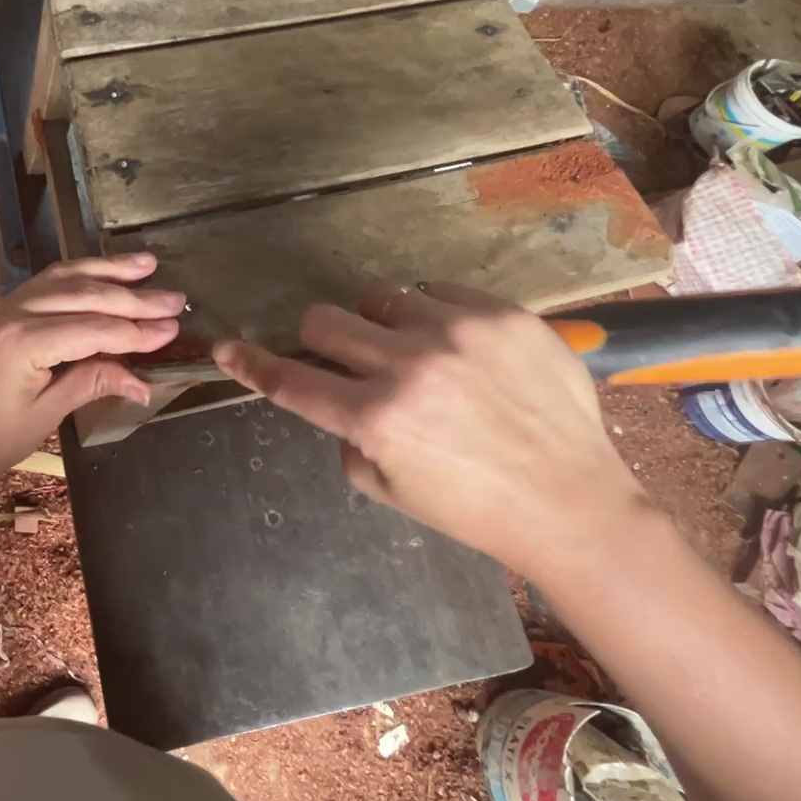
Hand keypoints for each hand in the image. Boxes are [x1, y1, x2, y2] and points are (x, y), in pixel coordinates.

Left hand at [0, 254, 183, 490]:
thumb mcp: (46, 414)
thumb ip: (92, 383)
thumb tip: (143, 382)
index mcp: (21, 342)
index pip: (93, 328)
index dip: (136, 330)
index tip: (174, 327)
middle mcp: (9, 312)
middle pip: (82, 295)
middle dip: (132, 297)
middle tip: (175, 298)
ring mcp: (0, 307)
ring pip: (62, 278)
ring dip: (105, 271)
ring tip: (146, 264)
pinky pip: (44, 286)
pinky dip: (77, 278)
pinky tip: (102, 274)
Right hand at [212, 281, 650, 573]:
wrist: (573, 503)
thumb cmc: (469, 507)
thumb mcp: (384, 485)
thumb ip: (345, 432)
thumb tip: (337, 392)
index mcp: (376, 418)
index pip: (289, 380)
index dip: (250, 363)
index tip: (227, 349)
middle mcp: (410, 366)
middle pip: (324, 321)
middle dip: (320, 340)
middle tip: (345, 360)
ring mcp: (459, 333)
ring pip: (380, 299)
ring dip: (381, 326)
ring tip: (416, 354)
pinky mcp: (503, 315)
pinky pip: (437, 293)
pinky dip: (432, 317)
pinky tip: (457, 348)